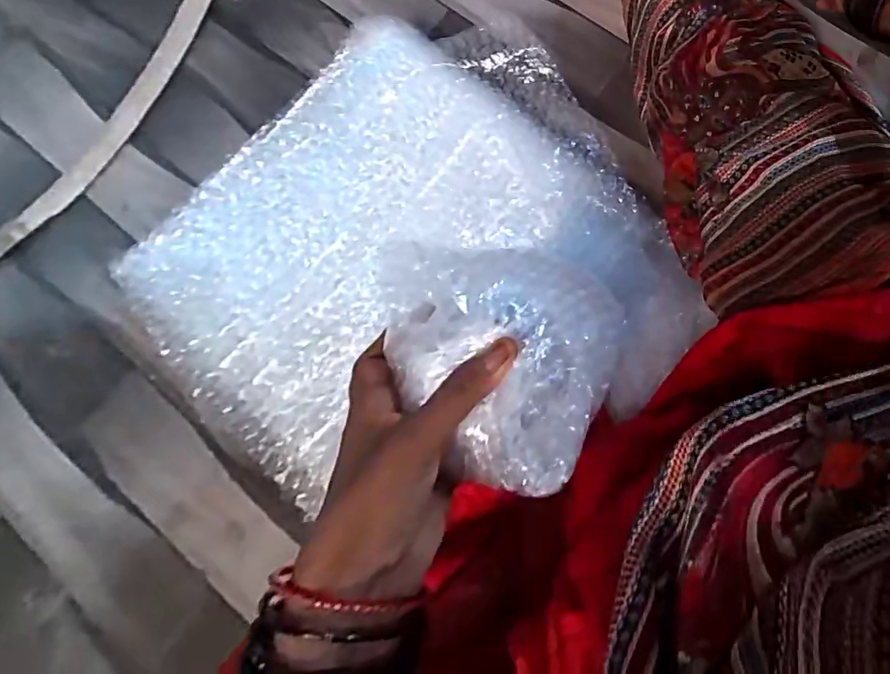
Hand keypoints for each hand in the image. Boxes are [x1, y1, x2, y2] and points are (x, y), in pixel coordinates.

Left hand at [293, 329, 517, 601]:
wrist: (370, 576)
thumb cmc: (377, 494)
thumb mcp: (417, 435)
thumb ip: (461, 391)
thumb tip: (508, 343)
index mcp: (373, 408)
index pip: (375, 360)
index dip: (398, 335)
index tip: (436, 314)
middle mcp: (396, 423)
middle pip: (422, 379)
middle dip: (452, 357)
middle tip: (491, 331)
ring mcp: (420, 450)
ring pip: (450, 408)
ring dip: (477, 389)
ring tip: (514, 358)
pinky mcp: (442, 474)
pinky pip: (469, 439)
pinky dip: (490, 425)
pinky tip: (518, 408)